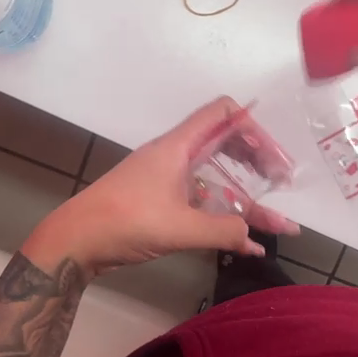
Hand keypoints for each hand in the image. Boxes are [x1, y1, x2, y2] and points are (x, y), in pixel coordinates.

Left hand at [21, 97, 299, 277]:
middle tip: (281, 183)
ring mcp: (167, 180)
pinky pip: (203, 202)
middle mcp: (175, 157)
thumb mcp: (181, 228)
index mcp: (178, 147)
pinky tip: (246, 242)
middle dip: (257, 161)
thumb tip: (253, 237)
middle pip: (225, 143)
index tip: (274, 160)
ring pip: (216, 178)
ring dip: (246, 197)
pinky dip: (225, 217)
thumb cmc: (126, 222)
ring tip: (276, 220)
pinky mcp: (161, 203)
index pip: (223, 114)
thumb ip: (224, 230)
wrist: (77, 241)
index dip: (254, 129)